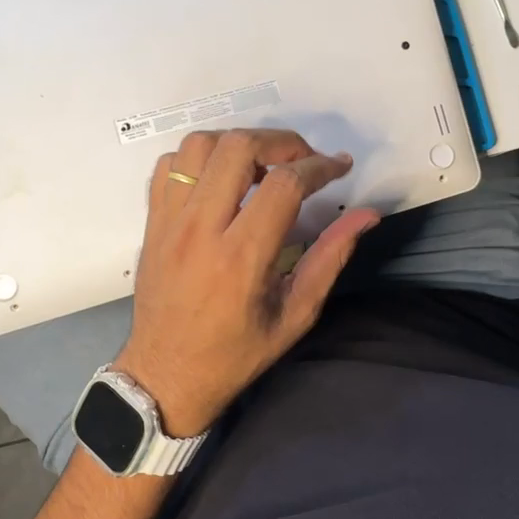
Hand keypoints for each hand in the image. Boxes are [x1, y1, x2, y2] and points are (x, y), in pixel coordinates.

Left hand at [114, 129, 379, 436]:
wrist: (165, 376)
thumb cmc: (235, 354)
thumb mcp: (295, 315)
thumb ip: (330, 258)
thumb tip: (366, 215)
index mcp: (241, 258)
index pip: (284, 184)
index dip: (319, 167)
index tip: (338, 167)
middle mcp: (201, 229)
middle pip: (239, 148)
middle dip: (281, 142)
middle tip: (302, 161)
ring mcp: (170, 222)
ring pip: (200, 146)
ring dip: (238, 143)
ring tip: (261, 165)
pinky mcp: (152, 222)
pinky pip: (170, 165)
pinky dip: (199, 159)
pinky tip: (220, 178)